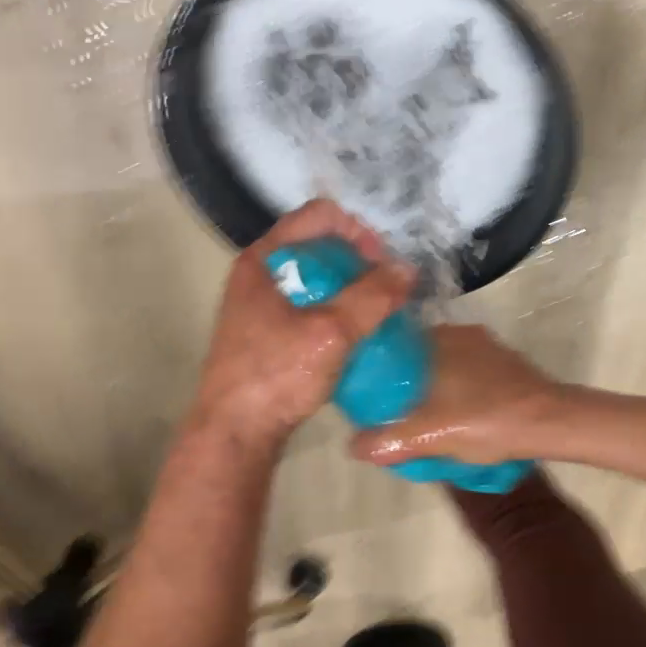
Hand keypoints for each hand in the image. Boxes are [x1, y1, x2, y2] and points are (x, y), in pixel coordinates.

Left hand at [192, 199, 413, 447]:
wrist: (237, 430)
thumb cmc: (277, 375)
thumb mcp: (331, 333)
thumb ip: (372, 298)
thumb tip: (408, 270)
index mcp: (265, 259)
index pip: (321, 216)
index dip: (359, 232)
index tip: (383, 268)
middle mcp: (263, 272)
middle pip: (324, 243)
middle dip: (363, 262)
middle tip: (389, 293)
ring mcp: (266, 301)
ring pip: (322, 276)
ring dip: (356, 288)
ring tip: (381, 314)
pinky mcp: (274, 329)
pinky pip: (317, 303)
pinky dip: (343, 309)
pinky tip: (361, 334)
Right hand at [347, 325, 565, 465]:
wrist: (551, 422)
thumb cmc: (486, 420)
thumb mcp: (429, 434)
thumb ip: (389, 440)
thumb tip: (355, 446)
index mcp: (438, 337)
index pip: (392, 346)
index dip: (376, 373)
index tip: (367, 399)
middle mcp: (462, 334)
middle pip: (419, 359)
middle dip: (406, 387)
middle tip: (394, 418)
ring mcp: (490, 348)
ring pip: (447, 369)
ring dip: (435, 392)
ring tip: (424, 423)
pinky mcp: (510, 366)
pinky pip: (472, 377)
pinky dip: (460, 395)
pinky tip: (458, 420)